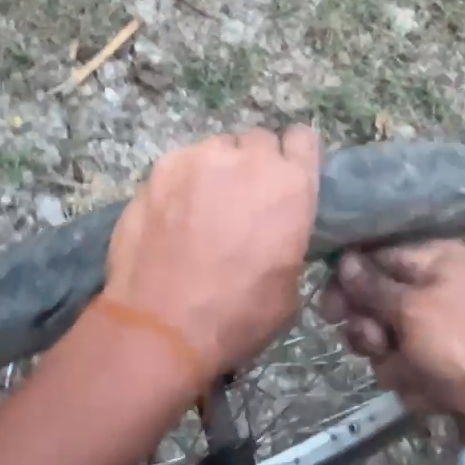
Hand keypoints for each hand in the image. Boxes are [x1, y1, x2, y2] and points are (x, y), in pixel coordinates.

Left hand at [104, 127, 320, 377]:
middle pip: (258, 140)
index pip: (303, 139)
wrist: (161, 325)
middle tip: (242, 200)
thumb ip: (288, 236)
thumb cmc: (237, 314)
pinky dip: (181, 182)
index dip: (294, 157)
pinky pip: (181, 163)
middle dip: (254, 164)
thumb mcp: (289, 284)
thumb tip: (276, 230)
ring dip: (216, 171)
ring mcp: (201, 157)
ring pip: (217, 149)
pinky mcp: (162, 166)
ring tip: (202, 208)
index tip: (285, 177)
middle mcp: (249, 158)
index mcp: (290, 184)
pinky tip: (171, 214)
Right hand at [318, 241, 464, 459]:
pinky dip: (414, 385)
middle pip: (373, 302)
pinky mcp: (441, 370)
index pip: (373, 256)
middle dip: (369, 328)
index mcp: (432, 258)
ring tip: (415, 374)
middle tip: (375, 342)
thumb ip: (371, 286)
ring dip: (392, 362)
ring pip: (384, 343)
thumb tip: (344, 260)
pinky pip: (405, 372)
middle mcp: (433, 289)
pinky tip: (434, 395)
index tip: (329, 307)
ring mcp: (437, 332)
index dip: (347, 280)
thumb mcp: (412, 308)